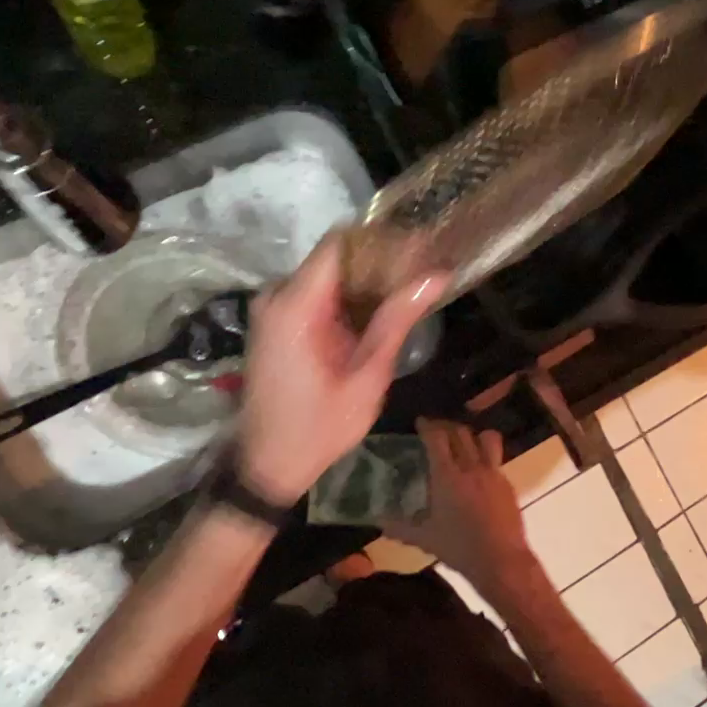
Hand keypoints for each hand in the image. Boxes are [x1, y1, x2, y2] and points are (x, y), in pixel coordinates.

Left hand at [235, 234, 444, 504]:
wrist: (269, 463)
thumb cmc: (320, 427)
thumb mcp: (367, 376)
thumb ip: (397, 319)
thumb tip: (437, 274)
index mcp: (295, 304)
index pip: (342, 243)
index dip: (383, 243)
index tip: (420, 252)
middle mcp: (276, 294)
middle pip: (335, 258)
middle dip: (379, 265)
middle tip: (421, 279)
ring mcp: (272, 308)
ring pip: (327, 277)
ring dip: (364, 286)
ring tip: (406, 299)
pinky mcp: (275, 322)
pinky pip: (315, 296)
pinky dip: (345, 302)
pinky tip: (374, 320)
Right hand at [382, 419, 534, 586]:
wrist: (501, 559)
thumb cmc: (459, 548)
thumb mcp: (424, 539)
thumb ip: (399, 527)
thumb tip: (378, 521)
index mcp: (447, 476)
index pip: (436, 438)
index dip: (427, 426)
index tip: (420, 422)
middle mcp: (471, 467)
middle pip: (460, 433)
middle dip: (446, 425)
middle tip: (436, 428)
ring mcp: (493, 473)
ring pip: (485, 439)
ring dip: (471, 434)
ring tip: (462, 439)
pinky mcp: (508, 484)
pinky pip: (496, 458)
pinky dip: (485, 454)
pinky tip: (479, 468)